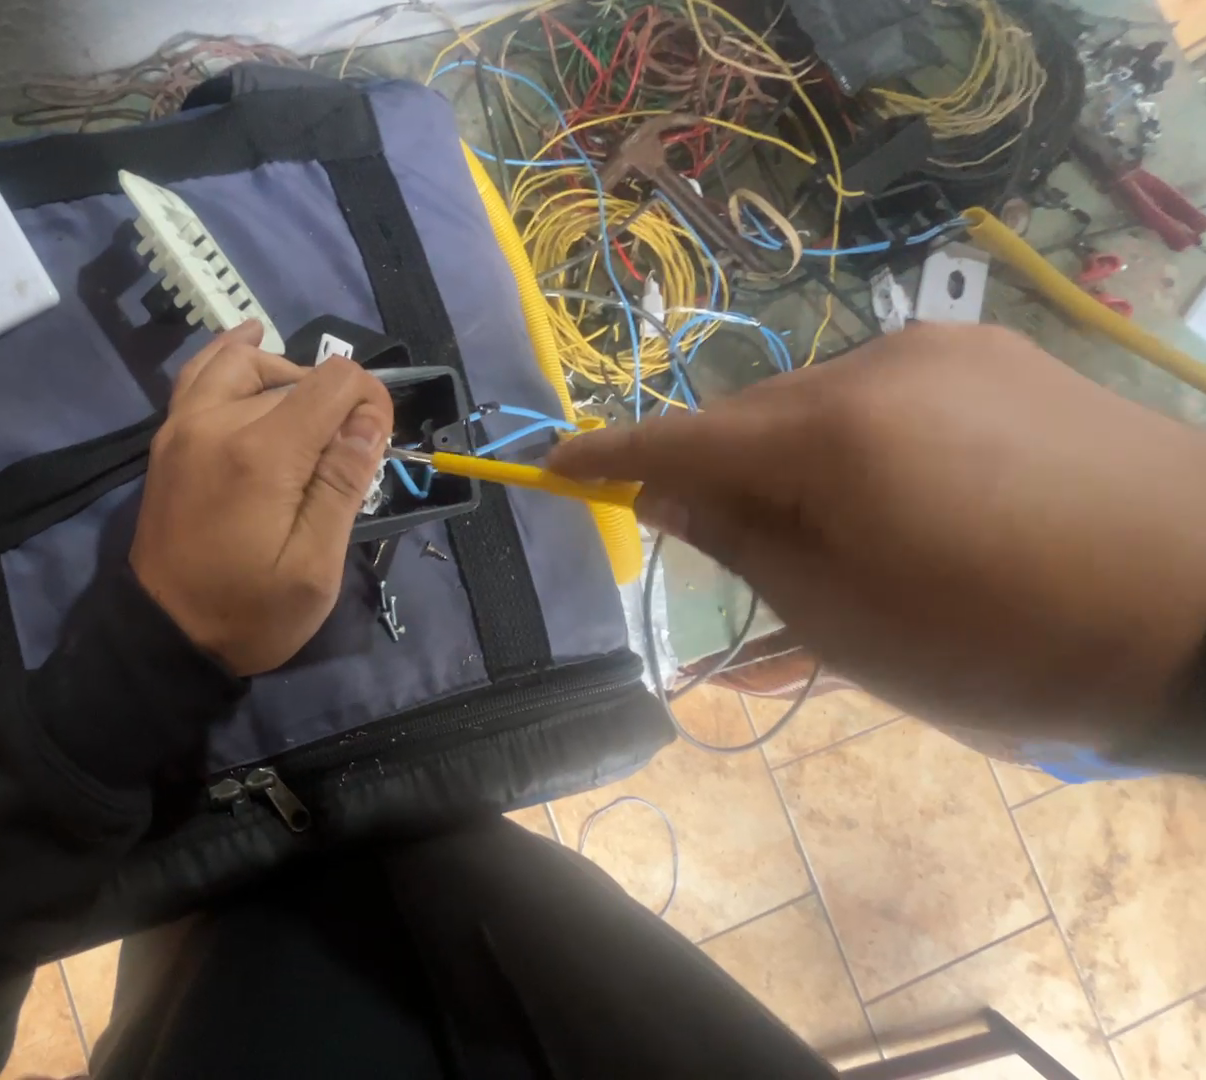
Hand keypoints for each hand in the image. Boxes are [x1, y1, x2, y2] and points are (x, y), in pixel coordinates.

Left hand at [131, 323, 393, 675]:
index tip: (375, 442)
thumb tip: (369, 419)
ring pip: (241, 363)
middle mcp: (216, 422)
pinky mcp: (167, 439)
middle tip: (344, 452)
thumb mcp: (314, 567)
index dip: (368, 401)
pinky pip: (198, 375)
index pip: (333, 383)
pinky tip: (251, 349)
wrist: (165, 634)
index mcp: (261, 453)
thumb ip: (343, 484)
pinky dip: (229, 357)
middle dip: (331, 401)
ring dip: (283, 374)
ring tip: (307, 408)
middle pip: (293, 376)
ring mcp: (183, 426)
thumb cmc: (249, 612)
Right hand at [547, 323, 1205, 741]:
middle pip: (741, 418)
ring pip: (805, 406)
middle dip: (708, 472)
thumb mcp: (835, 615)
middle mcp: (876, 367)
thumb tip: (664, 495)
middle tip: (699, 534)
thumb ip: (733, 540)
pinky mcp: (1003, 361)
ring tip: (801, 530)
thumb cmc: (1003, 641)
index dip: (604, 455)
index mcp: (828, 434)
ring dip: (777, 462)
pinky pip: (874, 400)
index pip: (677, 440)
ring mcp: (947, 354)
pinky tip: (867, 497)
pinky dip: (841, 446)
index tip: (550, 465)